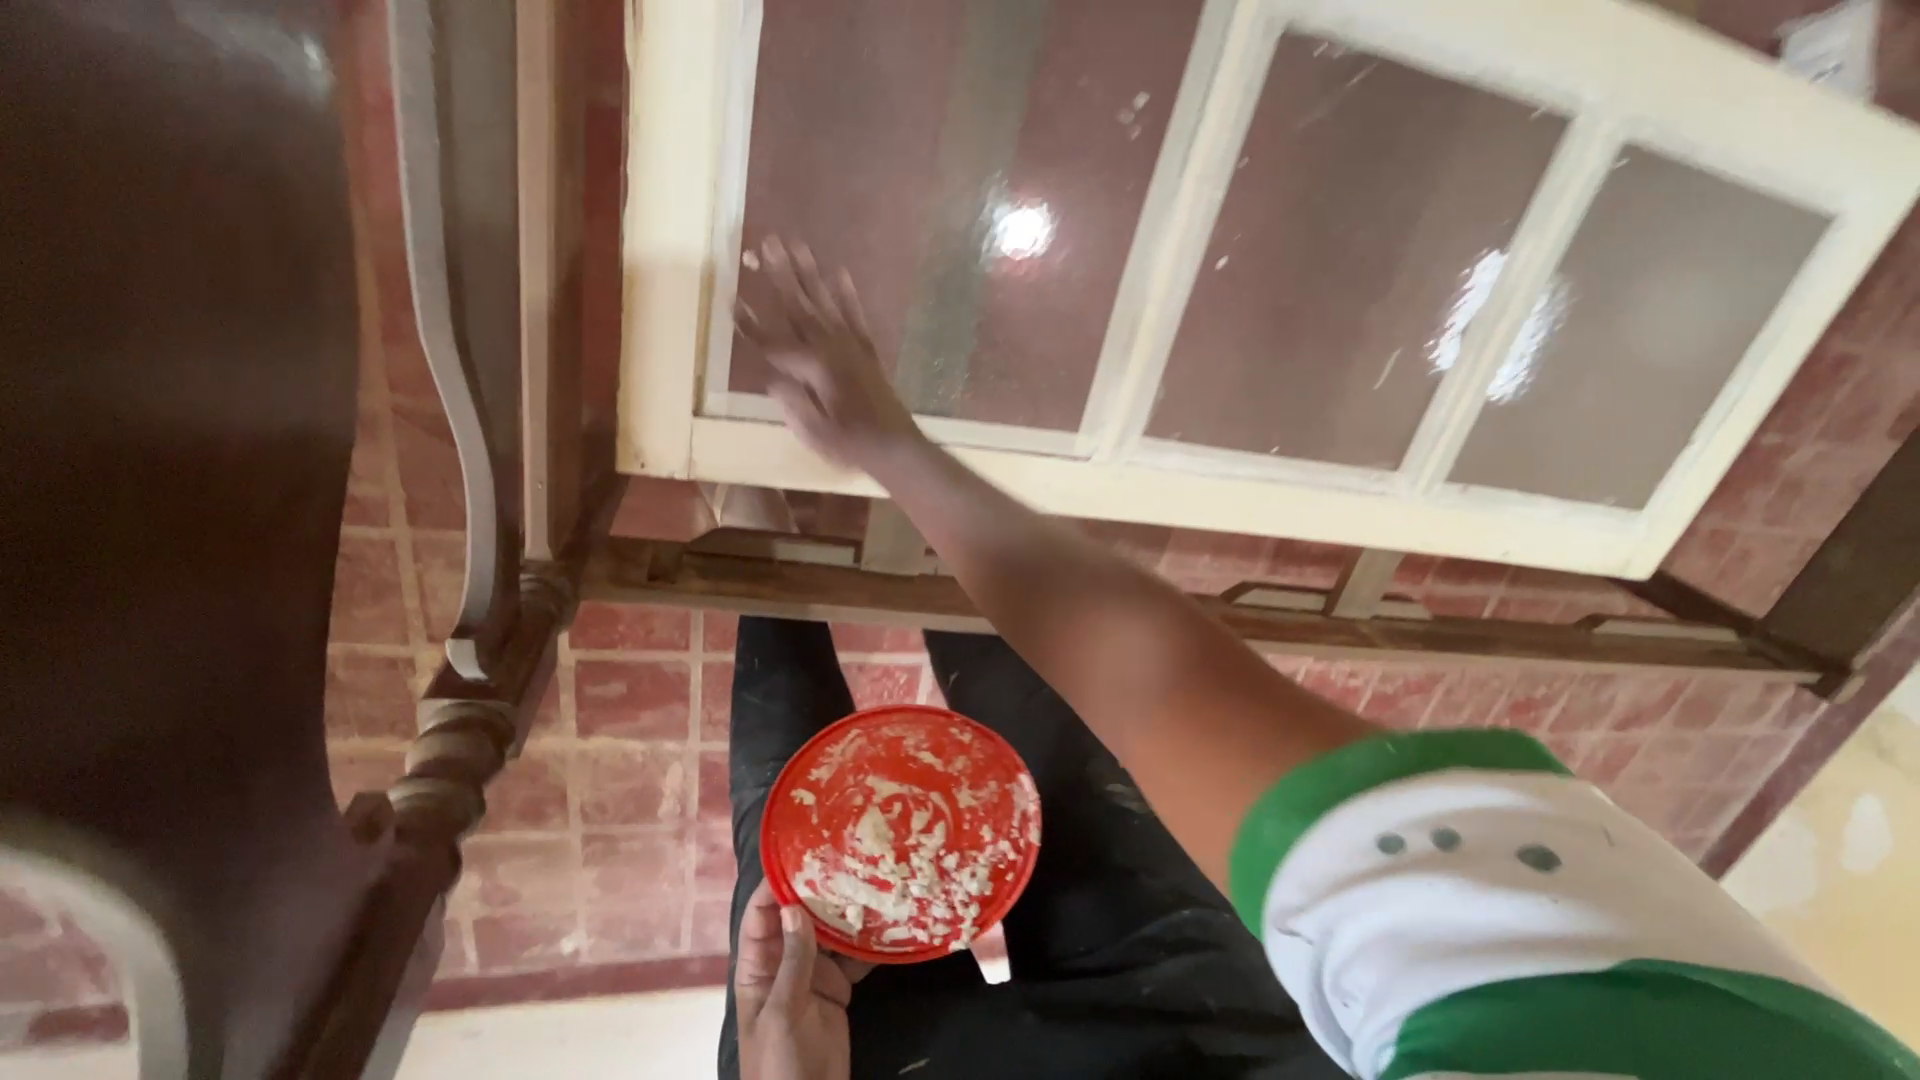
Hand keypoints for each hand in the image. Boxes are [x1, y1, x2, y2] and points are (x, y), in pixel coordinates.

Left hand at [735, 878, 871, 1079]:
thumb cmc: (778, 1064)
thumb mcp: (782, 1012)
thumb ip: (792, 960)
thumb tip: (794, 908)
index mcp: (757, 967)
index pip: (761, 916)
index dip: (775, 886)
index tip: (797, 855)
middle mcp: (784, 963)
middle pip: (798, 918)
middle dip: (818, 891)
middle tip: (844, 858)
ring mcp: (812, 976)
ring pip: (828, 934)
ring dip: (846, 912)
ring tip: (870, 879)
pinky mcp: (838, 989)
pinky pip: (852, 958)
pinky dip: (867, 942)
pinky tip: (886, 921)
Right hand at [738, 237, 926, 474]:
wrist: (895, 446)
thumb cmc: (850, 445)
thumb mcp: (813, 432)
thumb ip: (792, 403)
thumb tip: (773, 379)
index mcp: (815, 369)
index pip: (774, 343)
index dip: (750, 324)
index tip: (731, 299)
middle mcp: (833, 348)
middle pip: (799, 307)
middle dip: (780, 274)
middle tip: (766, 241)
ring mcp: (852, 346)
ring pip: (825, 302)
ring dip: (809, 273)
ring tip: (796, 243)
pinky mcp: (867, 350)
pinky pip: (855, 315)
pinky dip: (847, 294)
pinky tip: (839, 272)